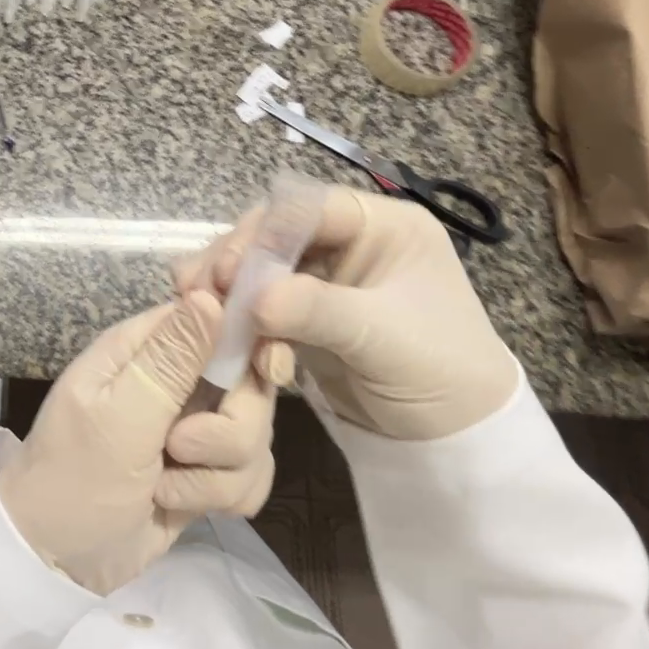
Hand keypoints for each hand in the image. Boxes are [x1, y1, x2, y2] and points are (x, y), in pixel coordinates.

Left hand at [0, 291, 290, 594]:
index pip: (215, 316)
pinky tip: (185, 505)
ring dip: (218, 473)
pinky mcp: (208, 470)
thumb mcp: (120, 416)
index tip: (264, 370)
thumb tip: (210, 296)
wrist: (57, 560)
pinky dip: (226, 495)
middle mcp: (173, 378)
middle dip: (229, 429)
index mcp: (143, 348)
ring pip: (254, 433)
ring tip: (166, 487)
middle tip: (179, 447)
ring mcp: (194, 425)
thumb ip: (170, 360)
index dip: (247, 339)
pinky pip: (251, 472)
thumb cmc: (75, 477)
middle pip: (249, 384)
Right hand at [175, 184, 517, 440]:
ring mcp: (322, 276)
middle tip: (200, 290)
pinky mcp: (302, 310)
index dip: (264, 232)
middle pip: (273, 231)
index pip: (309, 208)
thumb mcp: (383, 337)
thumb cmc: (439, 373)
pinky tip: (211, 326)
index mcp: (382, 225)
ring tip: (195, 307)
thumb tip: (253, 300)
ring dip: (227, 287)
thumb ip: (318, 310)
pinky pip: (257, 300)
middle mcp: (348, 241)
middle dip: (235, 259)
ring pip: (258, 264)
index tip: (230, 270)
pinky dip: (234, 313)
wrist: (454, 440)